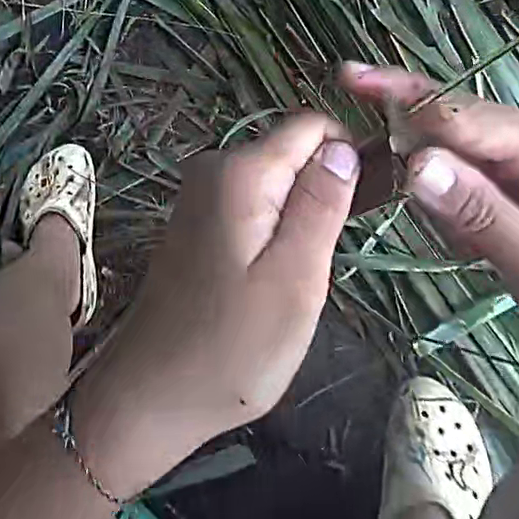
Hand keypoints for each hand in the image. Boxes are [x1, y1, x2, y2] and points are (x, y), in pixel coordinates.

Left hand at [69, 112, 358, 495]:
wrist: (151, 393)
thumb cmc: (232, 347)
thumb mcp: (295, 279)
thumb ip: (322, 205)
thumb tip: (344, 147)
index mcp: (242, 171)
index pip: (312, 125)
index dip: (348, 153)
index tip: (367, 204)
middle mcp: (216, 165)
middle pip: (293, 149)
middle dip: (324, 187)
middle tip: (328, 253)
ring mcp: (202, 190)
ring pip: (278, 176)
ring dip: (301, 211)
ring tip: (303, 269)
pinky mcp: (198, 215)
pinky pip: (254, 198)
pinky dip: (276, 223)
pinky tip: (274, 270)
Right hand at [341, 63, 518, 384]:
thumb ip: (482, 217)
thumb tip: (415, 162)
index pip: (464, 115)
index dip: (403, 99)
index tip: (348, 83)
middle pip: (452, 113)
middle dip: (401, 114)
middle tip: (348, 88)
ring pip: (452, 135)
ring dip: (422, 160)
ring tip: (441, 227)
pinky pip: (464, 158)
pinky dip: (443, 182)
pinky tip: (461, 230)